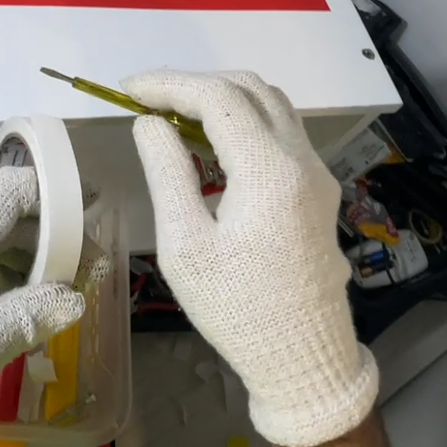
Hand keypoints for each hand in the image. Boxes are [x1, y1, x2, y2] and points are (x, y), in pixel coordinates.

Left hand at [0, 167, 86, 446]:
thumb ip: (23, 319)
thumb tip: (72, 297)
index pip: (11, 187)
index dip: (56, 193)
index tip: (92, 216)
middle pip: (2, 210)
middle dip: (48, 233)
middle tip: (85, 269)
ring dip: (24, 258)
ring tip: (56, 295)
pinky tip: (12, 311)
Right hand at [124, 70, 377, 446]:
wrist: (305, 363)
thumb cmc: (238, 309)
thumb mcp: (185, 246)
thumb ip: (167, 171)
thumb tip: (151, 123)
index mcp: (269, 172)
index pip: (217, 97)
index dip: (168, 84)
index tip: (128, 91)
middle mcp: (301, 159)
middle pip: (247, 87)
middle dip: (192, 83)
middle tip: (148, 97)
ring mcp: (317, 171)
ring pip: (269, 101)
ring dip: (220, 95)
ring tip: (175, 112)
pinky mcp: (318, 187)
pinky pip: (281, 128)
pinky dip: (243, 115)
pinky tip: (211, 138)